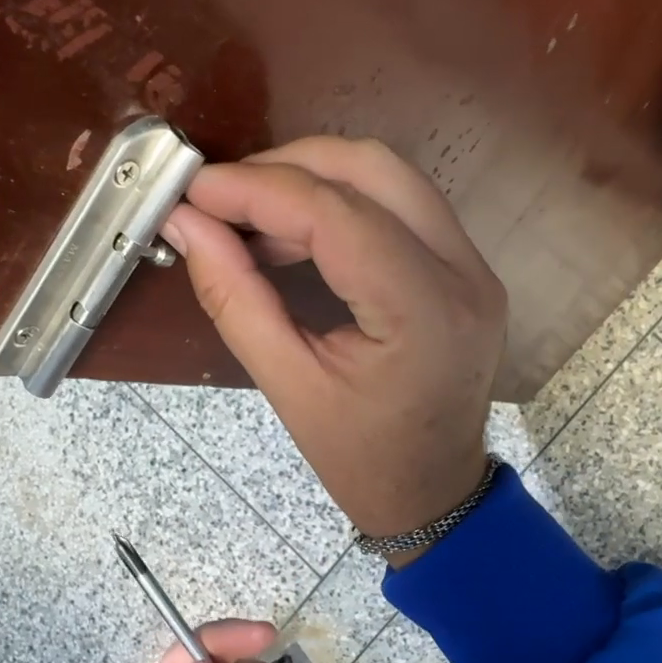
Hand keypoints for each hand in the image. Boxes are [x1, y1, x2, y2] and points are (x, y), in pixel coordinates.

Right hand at [162, 138, 507, 559]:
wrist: (435, 494)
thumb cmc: (364, 461)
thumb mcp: (290, 388)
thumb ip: (235, 299)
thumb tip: (184, 223)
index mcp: (425, 314)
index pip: (339, 215)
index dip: (259, 190)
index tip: (194, 190)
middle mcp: (466, 275)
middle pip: (374, 168)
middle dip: (289, 168)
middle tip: (223, 200)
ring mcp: (476, 269)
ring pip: (392, 177)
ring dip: (317, 180)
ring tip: (254, 222)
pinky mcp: (470, 270)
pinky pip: (404, 206)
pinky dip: (346, 204)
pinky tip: (299, 237)